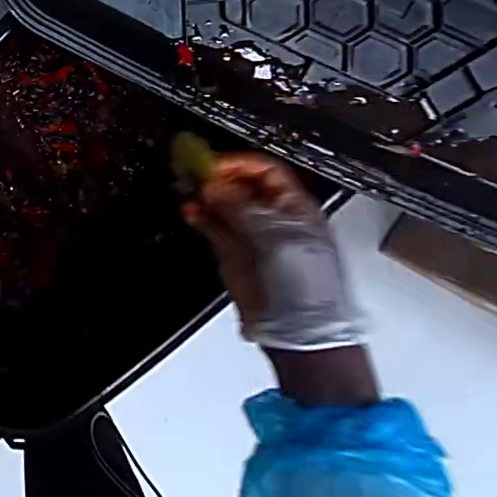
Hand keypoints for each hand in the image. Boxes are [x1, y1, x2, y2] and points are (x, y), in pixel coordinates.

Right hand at [179, 153, 366, 353]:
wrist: (297, 331)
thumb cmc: (308, 287)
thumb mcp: (277, 237)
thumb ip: (242, 208)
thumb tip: (215, 186)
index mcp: (293, 208)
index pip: (263, 172)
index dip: (238, 165)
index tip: (212, 166)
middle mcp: (271, 218)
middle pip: (238, 185)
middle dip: (215, 178)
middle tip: (194, 174)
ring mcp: (250, 235)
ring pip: (221, 204)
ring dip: (203, 195)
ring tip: (188, 190)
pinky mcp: (232, 252)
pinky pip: (210, 225)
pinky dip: (197, 216)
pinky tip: (190, 210)